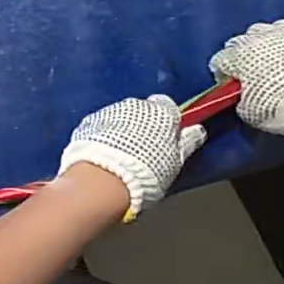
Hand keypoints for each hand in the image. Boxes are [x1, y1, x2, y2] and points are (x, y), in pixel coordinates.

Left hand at [57, 95, 205, 217]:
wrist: (103, 177)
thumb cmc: (147, 171)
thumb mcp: (176, 161)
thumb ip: (187, 142)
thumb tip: (197, 130)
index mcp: (160, 111)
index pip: (166, 106)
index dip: (166, 121)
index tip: (165, 137)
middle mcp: (132, 105)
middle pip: (141, 110)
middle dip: (142, 124)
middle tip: (142, 149)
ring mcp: (107, 111)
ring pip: (118, 116)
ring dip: (120, 129)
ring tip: (120, 153)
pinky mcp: (86, 122)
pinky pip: (99, 125)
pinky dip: (102, 134)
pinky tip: (103, 152)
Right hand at [209, 20, 283, 145]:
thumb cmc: (280, 105)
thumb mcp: (250, 109)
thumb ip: (241, 96)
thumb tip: (243, 94)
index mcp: (236, 57)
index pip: (220, 61)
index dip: (223, 74)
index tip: (230, 84)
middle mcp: (254, 40)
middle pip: (239, 42)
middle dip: (240, 55)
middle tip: (248, 71)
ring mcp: (281, 34)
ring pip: (262, 31)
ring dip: (262, 42)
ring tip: (269, 57)